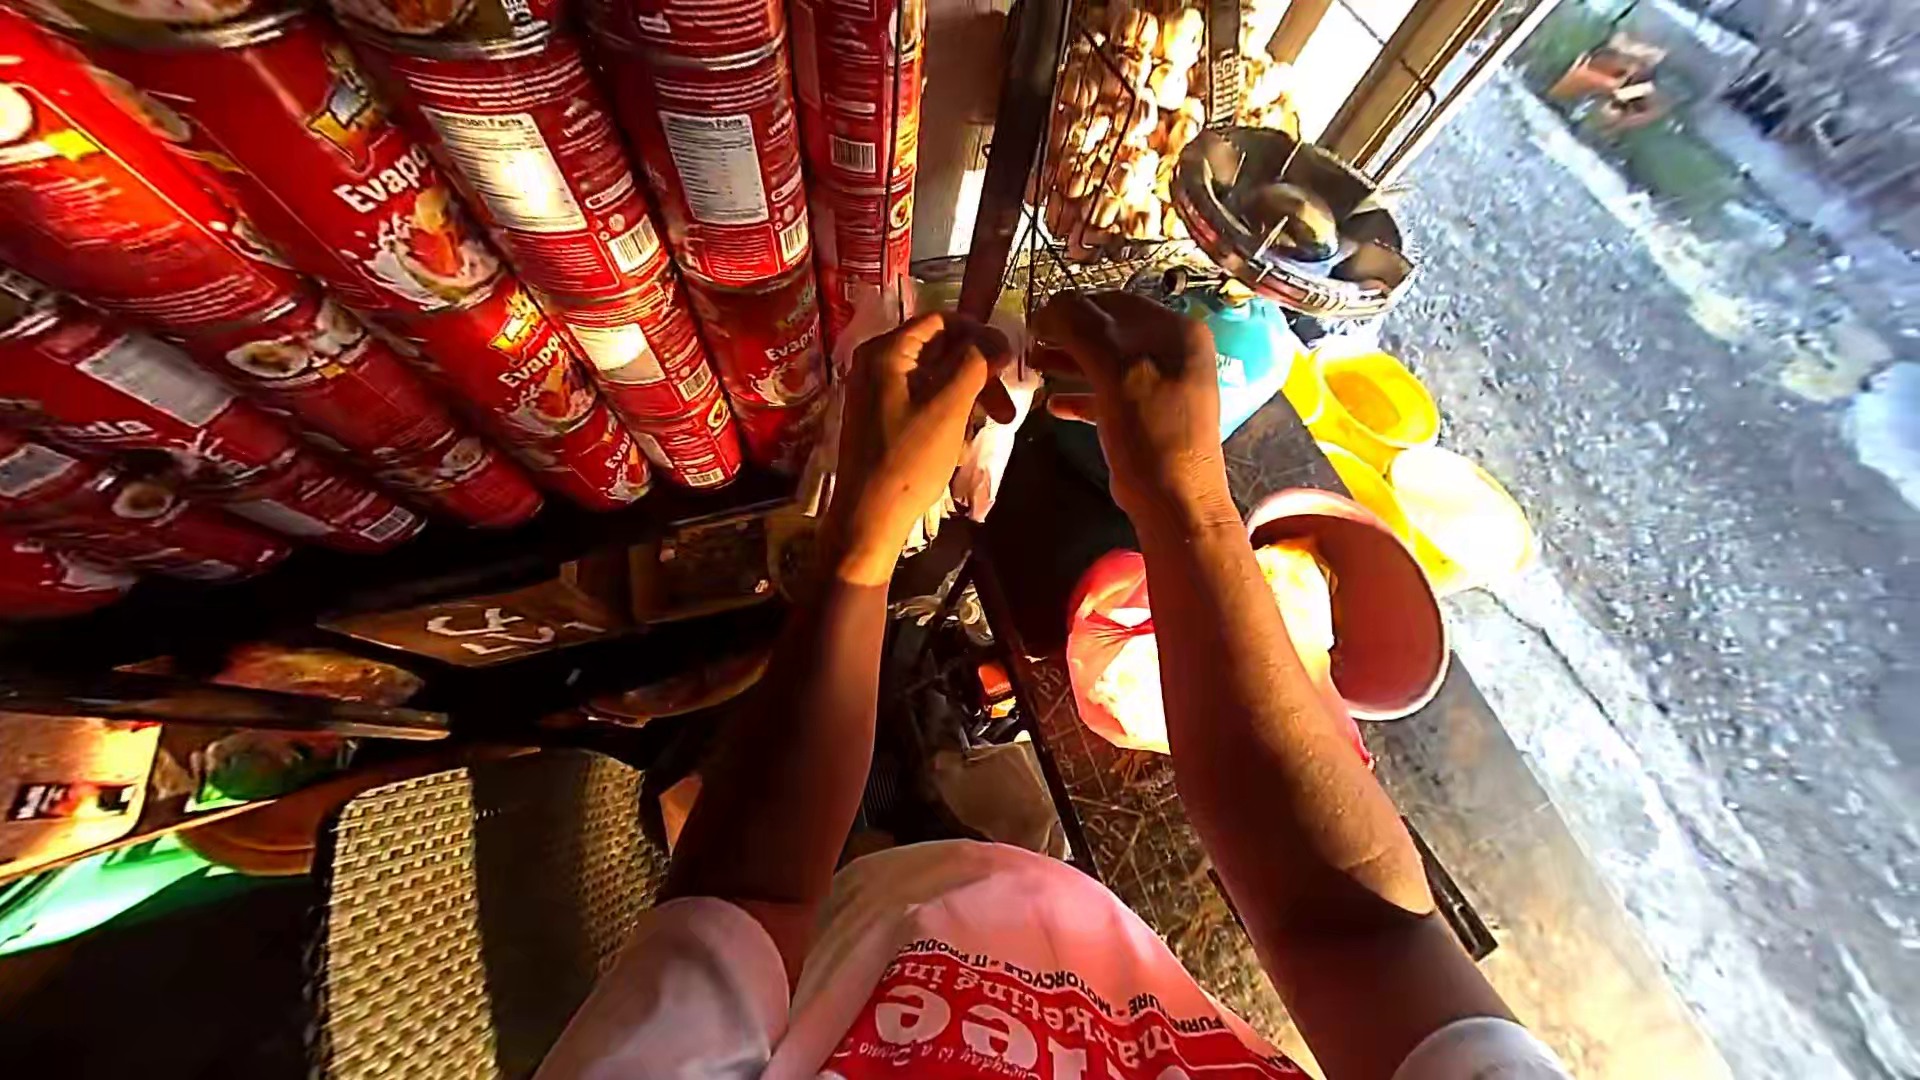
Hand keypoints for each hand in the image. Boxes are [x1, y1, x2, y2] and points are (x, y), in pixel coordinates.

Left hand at [828, 311, 1012, 583]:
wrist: (869, 516)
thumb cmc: (909, 460)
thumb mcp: (949, 406)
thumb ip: (975, 363)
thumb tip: (999, 339)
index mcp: (886, 352)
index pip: (941, 321)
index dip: (979, 335)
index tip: (1008, 363)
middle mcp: (875, 364)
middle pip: (939, 352)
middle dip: (978, 375)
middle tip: (1006, 408)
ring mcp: (875, 393)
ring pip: (933, 379)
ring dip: (967, 397)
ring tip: (992, 426)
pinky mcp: (880, 419)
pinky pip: (921, 401)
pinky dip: (947, 412)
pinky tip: (963, 438)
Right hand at [1031, 291, 1235, 533]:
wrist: (1173, 499)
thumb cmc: (1149, 432)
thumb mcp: (1116, 374)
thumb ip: (1083, 331)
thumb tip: (1049, 303)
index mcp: (1174, 331)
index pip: (1114, 302)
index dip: (1071, 308)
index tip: (1034, 321)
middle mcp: (1170, 352)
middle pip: (1108, 331)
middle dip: (1066, 336)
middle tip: (1029, 345)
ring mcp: (1159, 385)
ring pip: (1104, 363)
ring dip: (1068, 363)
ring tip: (1034, 368)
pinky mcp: (1143, 415)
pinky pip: (1106, 395)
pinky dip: (1079, 396)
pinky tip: (1054, 404)